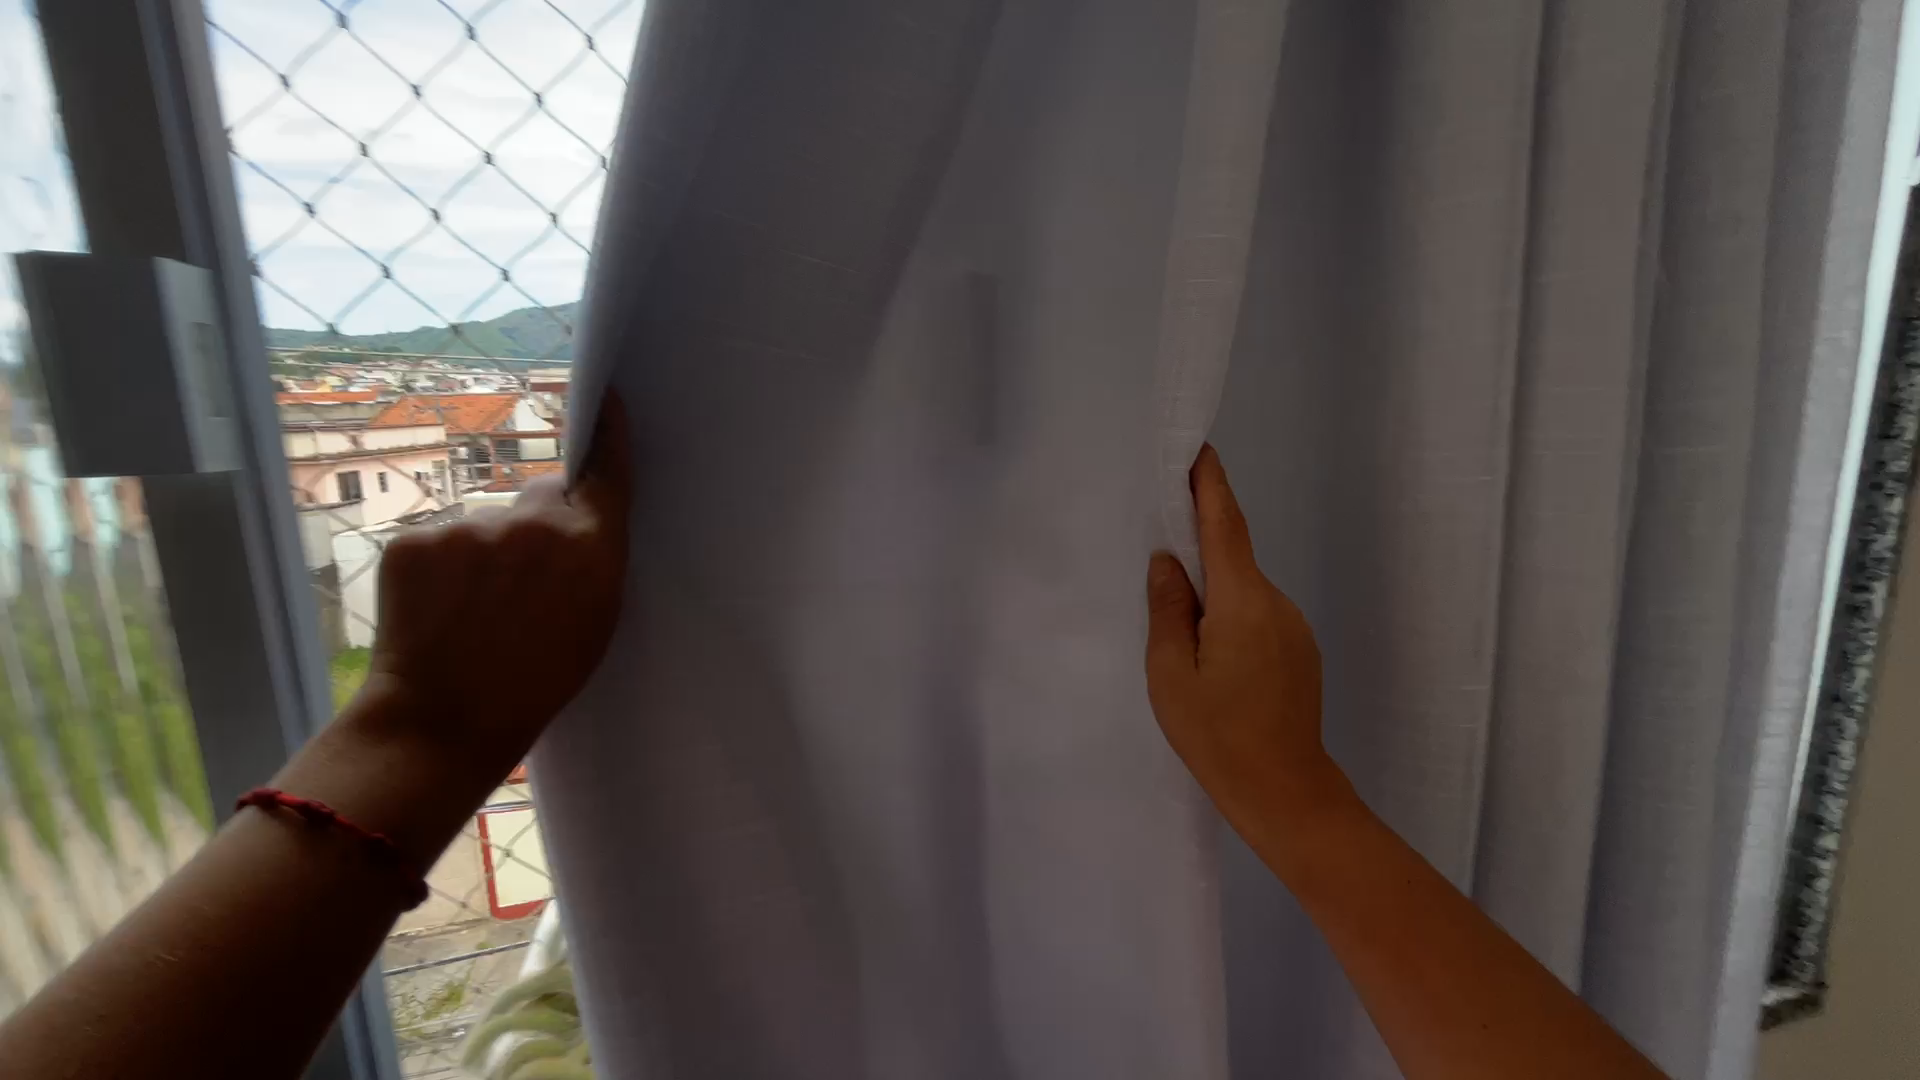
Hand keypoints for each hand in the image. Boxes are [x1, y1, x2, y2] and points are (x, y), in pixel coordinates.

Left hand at [361, 392, 631, 776]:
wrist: (447, 718)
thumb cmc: (543, 677)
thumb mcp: (599, 617)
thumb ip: (596, 556)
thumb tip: (575, 515)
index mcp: (590, 546)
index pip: (605, 473)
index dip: (609, 435)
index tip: (609, 400)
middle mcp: (534, 524)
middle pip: (543, 493)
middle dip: (540, 520)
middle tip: (524, 574)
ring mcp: (468, 527)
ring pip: (488, 520)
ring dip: (486, 549)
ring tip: (476, 605)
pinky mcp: (413, 539)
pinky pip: (441, 536)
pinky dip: (443, 564)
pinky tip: (442, 604)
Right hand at [1145, 445, 1345, 833]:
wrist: (1286, 794)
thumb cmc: (1218, 735)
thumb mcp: (1171, 673)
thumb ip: (1168, 609)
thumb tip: (1168, 562)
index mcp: (1242, 601)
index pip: (1225, 526)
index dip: (1210, 484)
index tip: (1198, 448)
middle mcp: (1276, 603)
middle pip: (1232, 557)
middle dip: (1198, 545)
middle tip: (1157, 548)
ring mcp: (1293, 628)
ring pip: (1242, 590)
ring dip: (1211, 590)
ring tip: (1176, 625)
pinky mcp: (1298, 651)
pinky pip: (1255, 614)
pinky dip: (1227, 614)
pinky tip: (1208, 651)